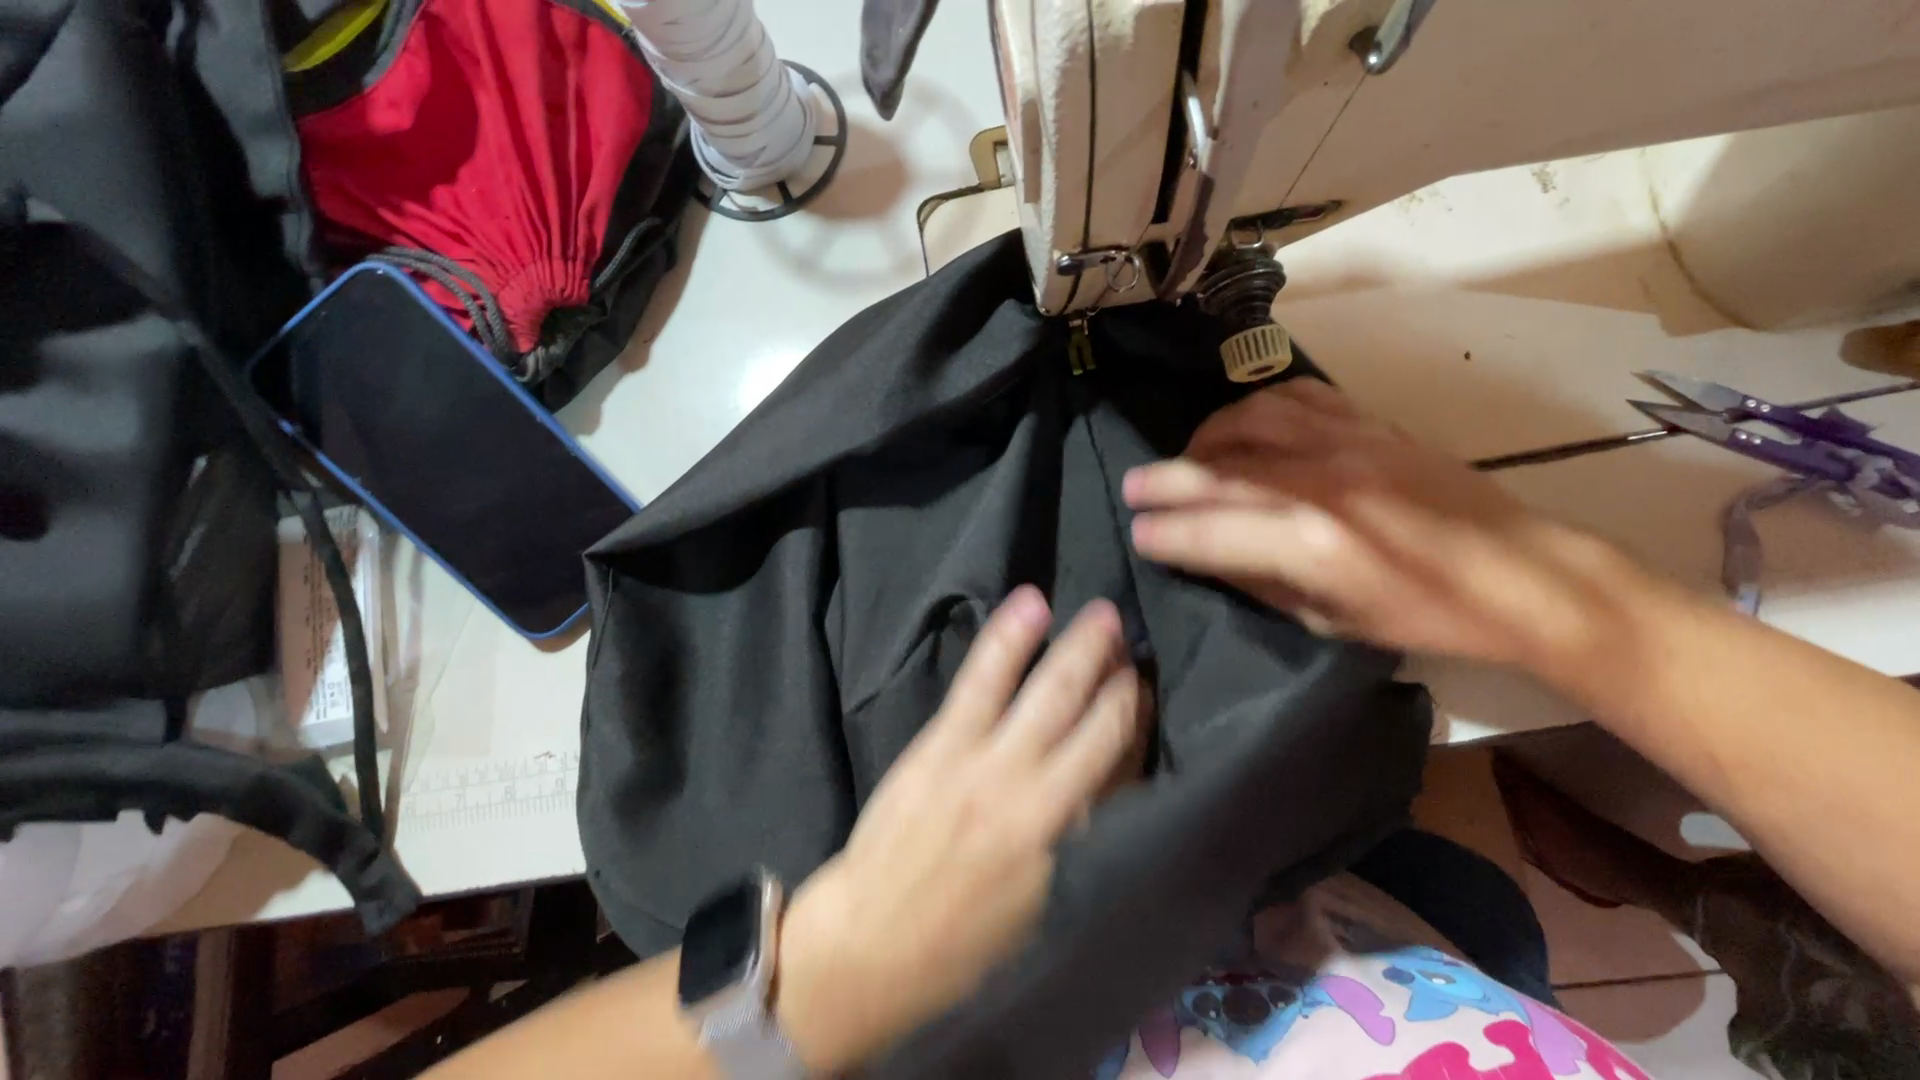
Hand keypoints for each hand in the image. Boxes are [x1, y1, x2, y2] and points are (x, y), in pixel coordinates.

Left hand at [774, 589, 1144, 1073]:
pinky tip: (1029, 605)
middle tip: (1136, 641)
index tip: (1147, 691)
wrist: (873, 943)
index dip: (1139, 722)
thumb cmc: (964, 944)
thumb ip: (1084, 842)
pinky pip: (980, 681)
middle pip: (1097, 722)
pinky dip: (1008, 640)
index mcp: (1072, 846)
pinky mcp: (941, 746)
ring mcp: (987, 766)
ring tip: (1102, 614)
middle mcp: (1040, 799)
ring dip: (1078, 648)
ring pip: (1047, 692)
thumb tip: (1112, 782)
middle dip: (1121, 678)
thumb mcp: (1046, 908)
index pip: (1124, 768)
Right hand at [1124, 379, 1648, 673]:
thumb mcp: (1331, 622)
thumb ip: (1261, 582)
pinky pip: (1298, 397)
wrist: (1521, 573)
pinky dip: (1257, 407)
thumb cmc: (1425, 615)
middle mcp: (1319, 483)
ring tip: (1187, 458)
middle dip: (1164, 481)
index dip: (1165, 533)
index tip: (1138, 534)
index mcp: (1311, 544)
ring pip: (1249, 421)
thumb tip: (1207, 556)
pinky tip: (1244, 425)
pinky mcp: (1371, 423)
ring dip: (1205, 439)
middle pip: (1217, 471)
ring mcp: (1347, 443)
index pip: (1211, 530)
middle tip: (1132, 488)